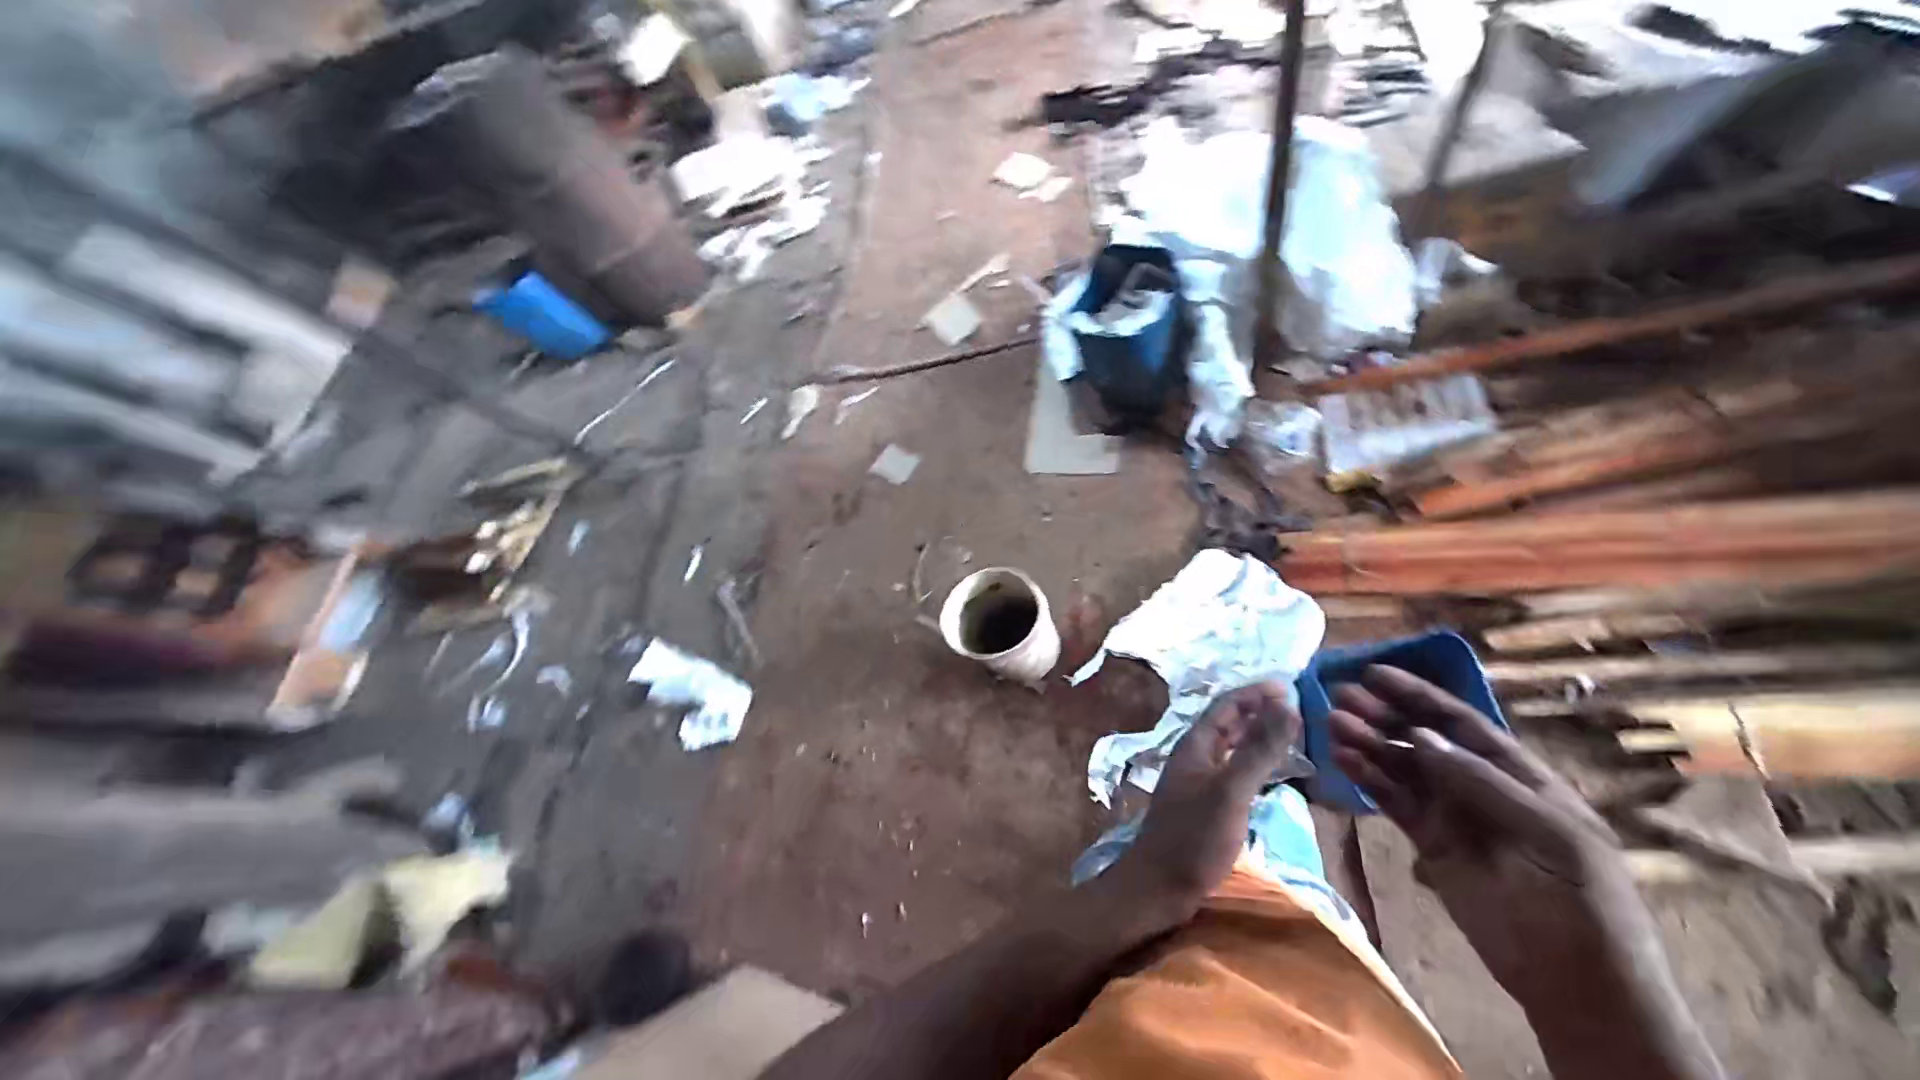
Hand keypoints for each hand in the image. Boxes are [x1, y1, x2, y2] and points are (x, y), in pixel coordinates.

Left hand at [1110, 682, 1298, 920]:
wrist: (1158, 887)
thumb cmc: (1193, 837)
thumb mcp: (1231, 791)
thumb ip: (1258, 749)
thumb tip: (1286, 704)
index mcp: (1196, 746)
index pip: (1226, 706)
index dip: (1255, 693)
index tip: (1288, 684)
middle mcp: (1194, 757)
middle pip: (1226, 724)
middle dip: (1257, 710)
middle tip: (1294, 706)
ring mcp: (1197, 782)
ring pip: (1229, 747)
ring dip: (1255, 735)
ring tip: (1289, 733)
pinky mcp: (1204, 805)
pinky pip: (1232, 770)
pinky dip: (1253, 763)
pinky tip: (1269, 774)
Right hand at [1328, 665, 1630, 995]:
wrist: (1576, 984)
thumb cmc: (1582, 902)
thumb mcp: (1551, 835)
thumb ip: (1483, 782)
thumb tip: (1422, 738)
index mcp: (1523, 777)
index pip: (1465, 725)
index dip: (1421, 697)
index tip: (1375, 674)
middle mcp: (1482, 787)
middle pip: (1425, 741)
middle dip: (1384, 716)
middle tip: (1340, 697)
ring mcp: (1453, 815)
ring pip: (1402, 767)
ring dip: (1368, 743)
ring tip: (1331, 723)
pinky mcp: (1429, 843)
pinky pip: (1393, 801)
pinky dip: (1367, 779)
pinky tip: (1343, 760)